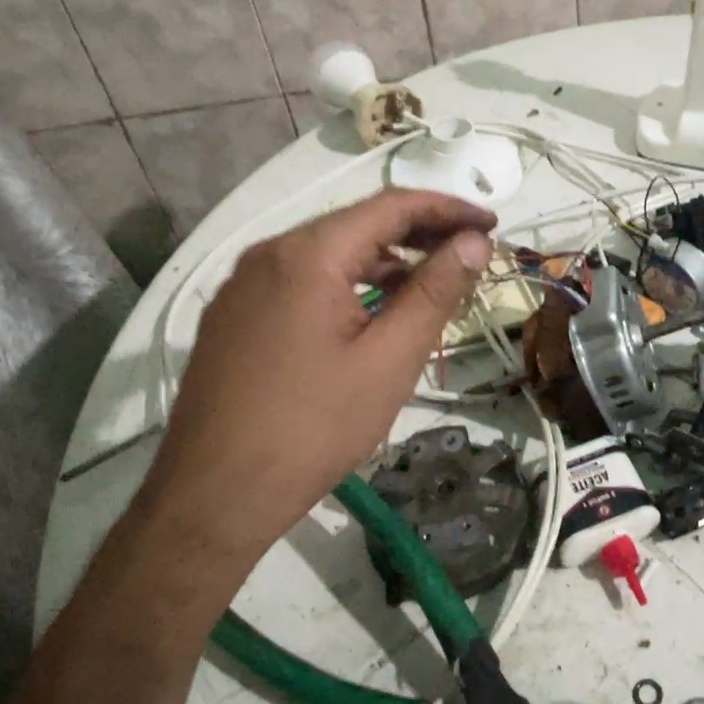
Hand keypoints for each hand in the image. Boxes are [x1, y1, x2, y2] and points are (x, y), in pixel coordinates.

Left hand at [138, 189, 495, 556]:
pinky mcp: (233, 314)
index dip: (448, 210)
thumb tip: (473, 242)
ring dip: (383, 259)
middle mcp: (268, 252)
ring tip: (429, 283)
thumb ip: (434, 291)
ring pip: (328, 251)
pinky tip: (370, 312)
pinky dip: (347, 281)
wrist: (211, 497)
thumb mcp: (390, 359)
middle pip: (356, 222)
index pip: (391, 206)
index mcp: (308, 254)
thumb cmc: (313, 427)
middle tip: (469, 253)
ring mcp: (243, 284)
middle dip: (419, 232)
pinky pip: (301, 278)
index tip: (491, 226)